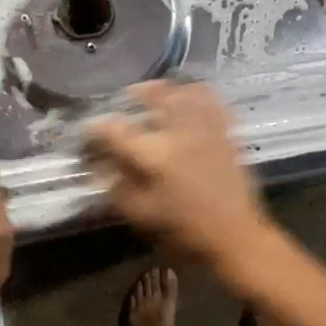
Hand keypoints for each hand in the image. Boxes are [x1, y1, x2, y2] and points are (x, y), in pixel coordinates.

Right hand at [86, 81, 280, 271]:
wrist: (236, 236)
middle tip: (126, 98)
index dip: (97, 128)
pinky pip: (213, 101)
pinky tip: (191, 98)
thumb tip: (100, 167)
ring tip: (157, 93)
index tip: (90, 130)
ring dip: (167, 89)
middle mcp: (180, 133)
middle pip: (154, 96)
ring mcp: (207, 129)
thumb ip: (117, 188)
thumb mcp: (142, 215)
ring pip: (184, 92)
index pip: (116, 131)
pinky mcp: (228, 133)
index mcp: (154, 155)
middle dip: (135, 93)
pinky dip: (199, 94)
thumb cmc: (185, 230)